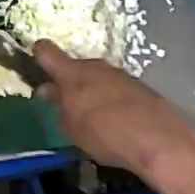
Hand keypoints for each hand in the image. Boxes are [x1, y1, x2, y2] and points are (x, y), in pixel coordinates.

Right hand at [34, 41, 194, 179]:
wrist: (159, 141)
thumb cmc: (104, 134)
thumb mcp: (71, 126)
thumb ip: (58, 105)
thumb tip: (48, 89)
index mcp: (72, 73)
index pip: (47, 52)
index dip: (38, 54)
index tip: (35, 60)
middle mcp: (96, 66)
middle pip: (76, 66)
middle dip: (70, 81)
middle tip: (67, 104)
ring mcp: (121, 75)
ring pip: (99, 77)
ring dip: (93, 91)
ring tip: (94, 117)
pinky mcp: (142, 87)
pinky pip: (118, 89)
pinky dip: (114, 100)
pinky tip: (118, 121)